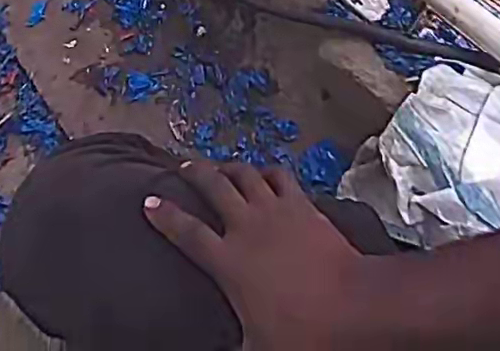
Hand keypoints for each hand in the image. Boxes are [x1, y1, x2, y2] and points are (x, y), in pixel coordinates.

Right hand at [144, 161, 373, 349]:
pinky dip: (266, 171)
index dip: (166, 216)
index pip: (188, 233)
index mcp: (229, 261)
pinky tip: (263, 173)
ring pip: (245, 174)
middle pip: (214, 186)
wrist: (349, 303)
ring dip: (229, 167)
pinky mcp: (300, 202)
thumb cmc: (300, 332)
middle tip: (183, 166)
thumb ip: (229, 345)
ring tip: (220, 166)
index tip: (150, 201)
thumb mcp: (255, 348)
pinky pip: (279, 175)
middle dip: (195, 173)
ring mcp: (275, 208)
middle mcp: (247, 225)